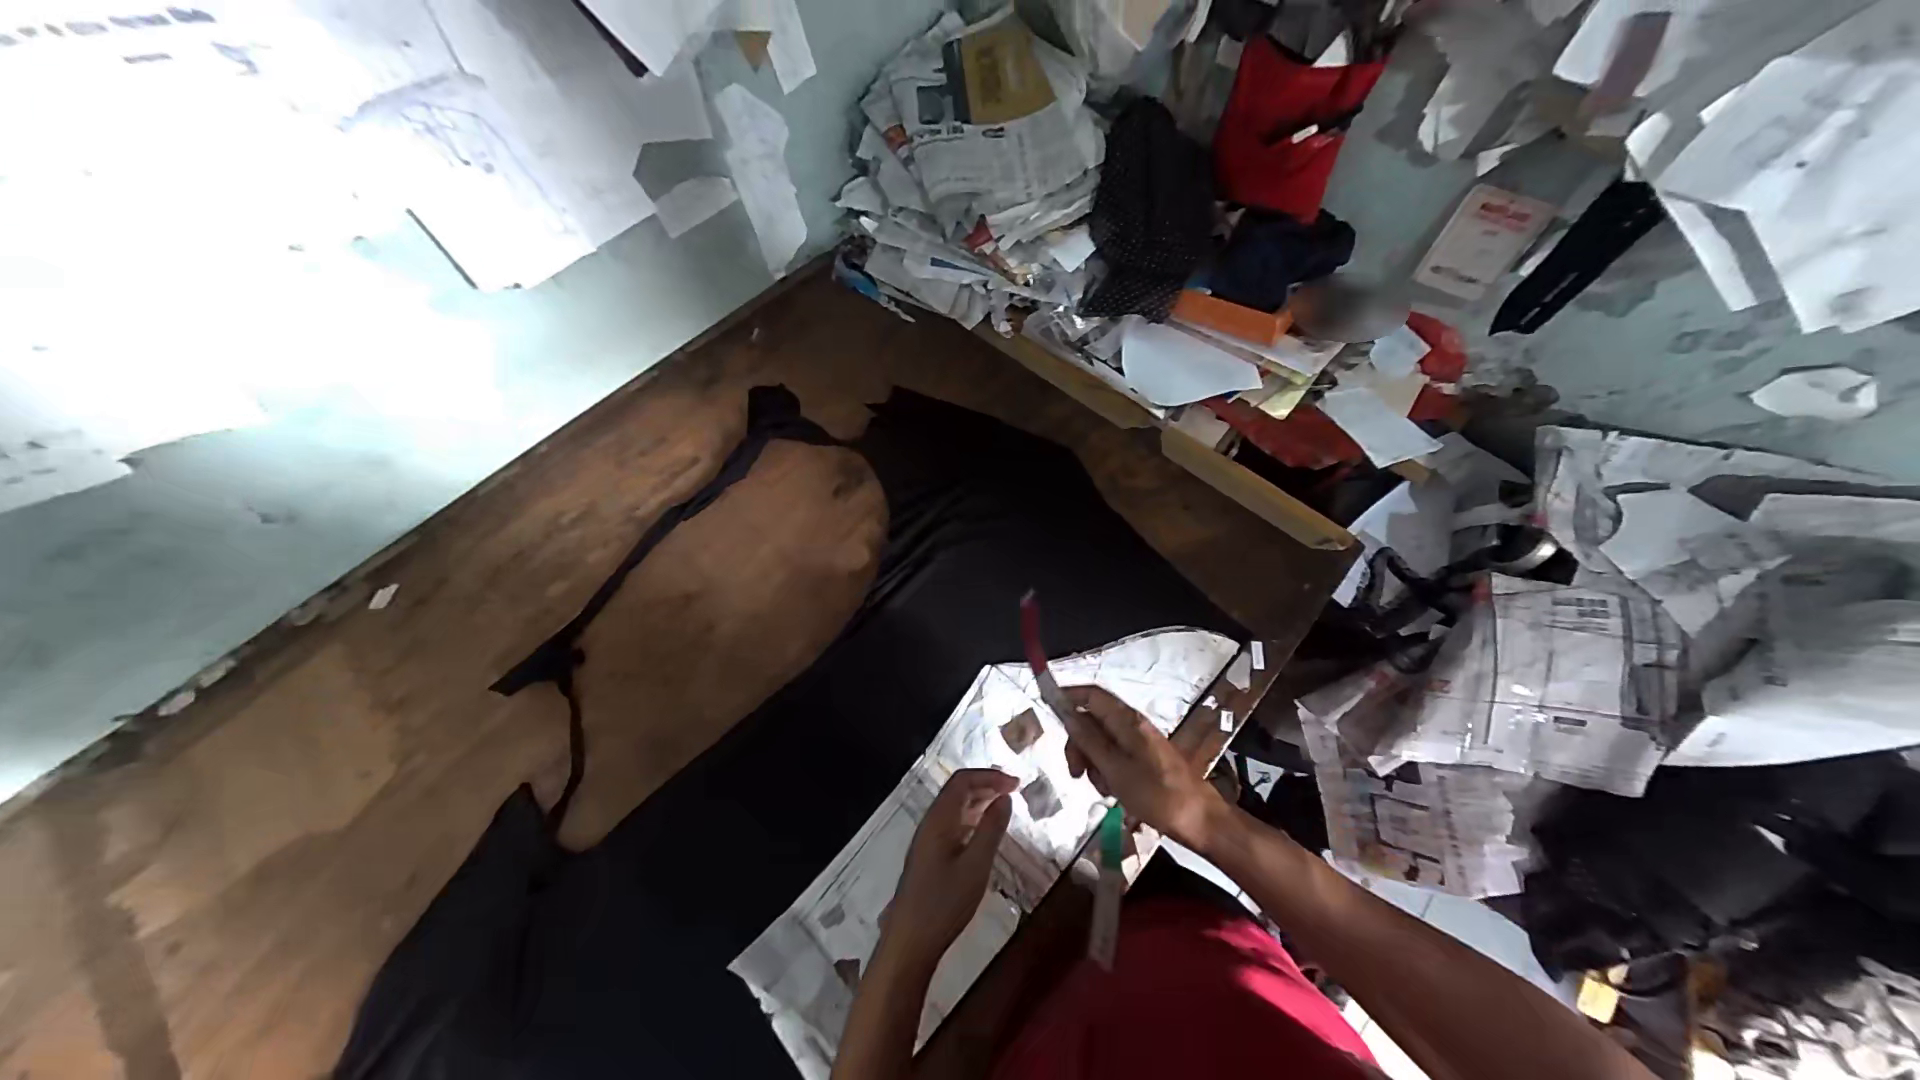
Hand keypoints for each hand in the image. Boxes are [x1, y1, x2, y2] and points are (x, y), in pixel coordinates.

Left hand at [883, 768, 1015, 968]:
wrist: (910, 940)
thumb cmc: (944, 903)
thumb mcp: (976, 866)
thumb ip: (991, 829)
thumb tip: (1005, 798)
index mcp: (939, 819)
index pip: (962, 781)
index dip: (990, 776)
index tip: (1017, 783)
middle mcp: (931, 822)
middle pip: (958, 790)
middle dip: (987, 784)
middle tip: (1016, 790)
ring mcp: (929, 838)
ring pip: (956, 807)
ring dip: (981, 800)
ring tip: (1006, 805)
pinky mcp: (931, 854)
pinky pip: (954, 823)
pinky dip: (974, 818)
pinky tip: (988, 830)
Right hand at [1061, 686, 1228, 852]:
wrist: (1201, 821)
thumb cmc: (1157, 795)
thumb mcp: (1115, 769)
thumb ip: (1088, 740)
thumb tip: (1066, 713)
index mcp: (1127, 721)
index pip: (1091, 694)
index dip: (1067, 696)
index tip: (1046, 710)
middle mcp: (1132, 724)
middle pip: (1092, 719)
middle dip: (1078, 742)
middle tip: (1075, 772)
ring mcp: (1138, 741)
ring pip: (1100, 740)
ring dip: (1092, 761)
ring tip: (1101, 787)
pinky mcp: (1143, 757)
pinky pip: (1114, 755)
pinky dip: (1106, 770)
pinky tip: (1112, 790)